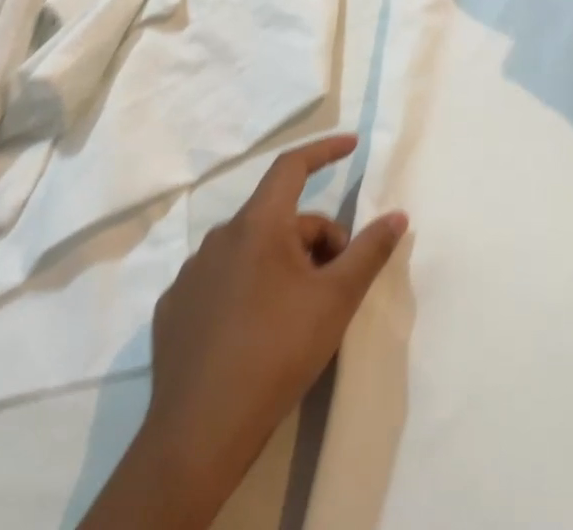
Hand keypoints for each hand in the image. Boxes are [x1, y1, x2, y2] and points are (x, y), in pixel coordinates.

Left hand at [142, 135, 406, 493]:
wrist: (202, 428)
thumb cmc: (279, 350)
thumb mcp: (337, 299)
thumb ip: (370, 250)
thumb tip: (397, 215)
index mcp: (257, 227)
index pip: (291, 167)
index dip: (324, 151)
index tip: (351, 145)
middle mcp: (218, 240)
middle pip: (281, 220)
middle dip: (318, 240)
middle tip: (339, 284)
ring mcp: (190, 275)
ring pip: (253, 252)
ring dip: (286, 266)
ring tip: (302, 314)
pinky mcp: (175, 309)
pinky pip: (224, 281)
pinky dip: (252, 289)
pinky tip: (261, 332)